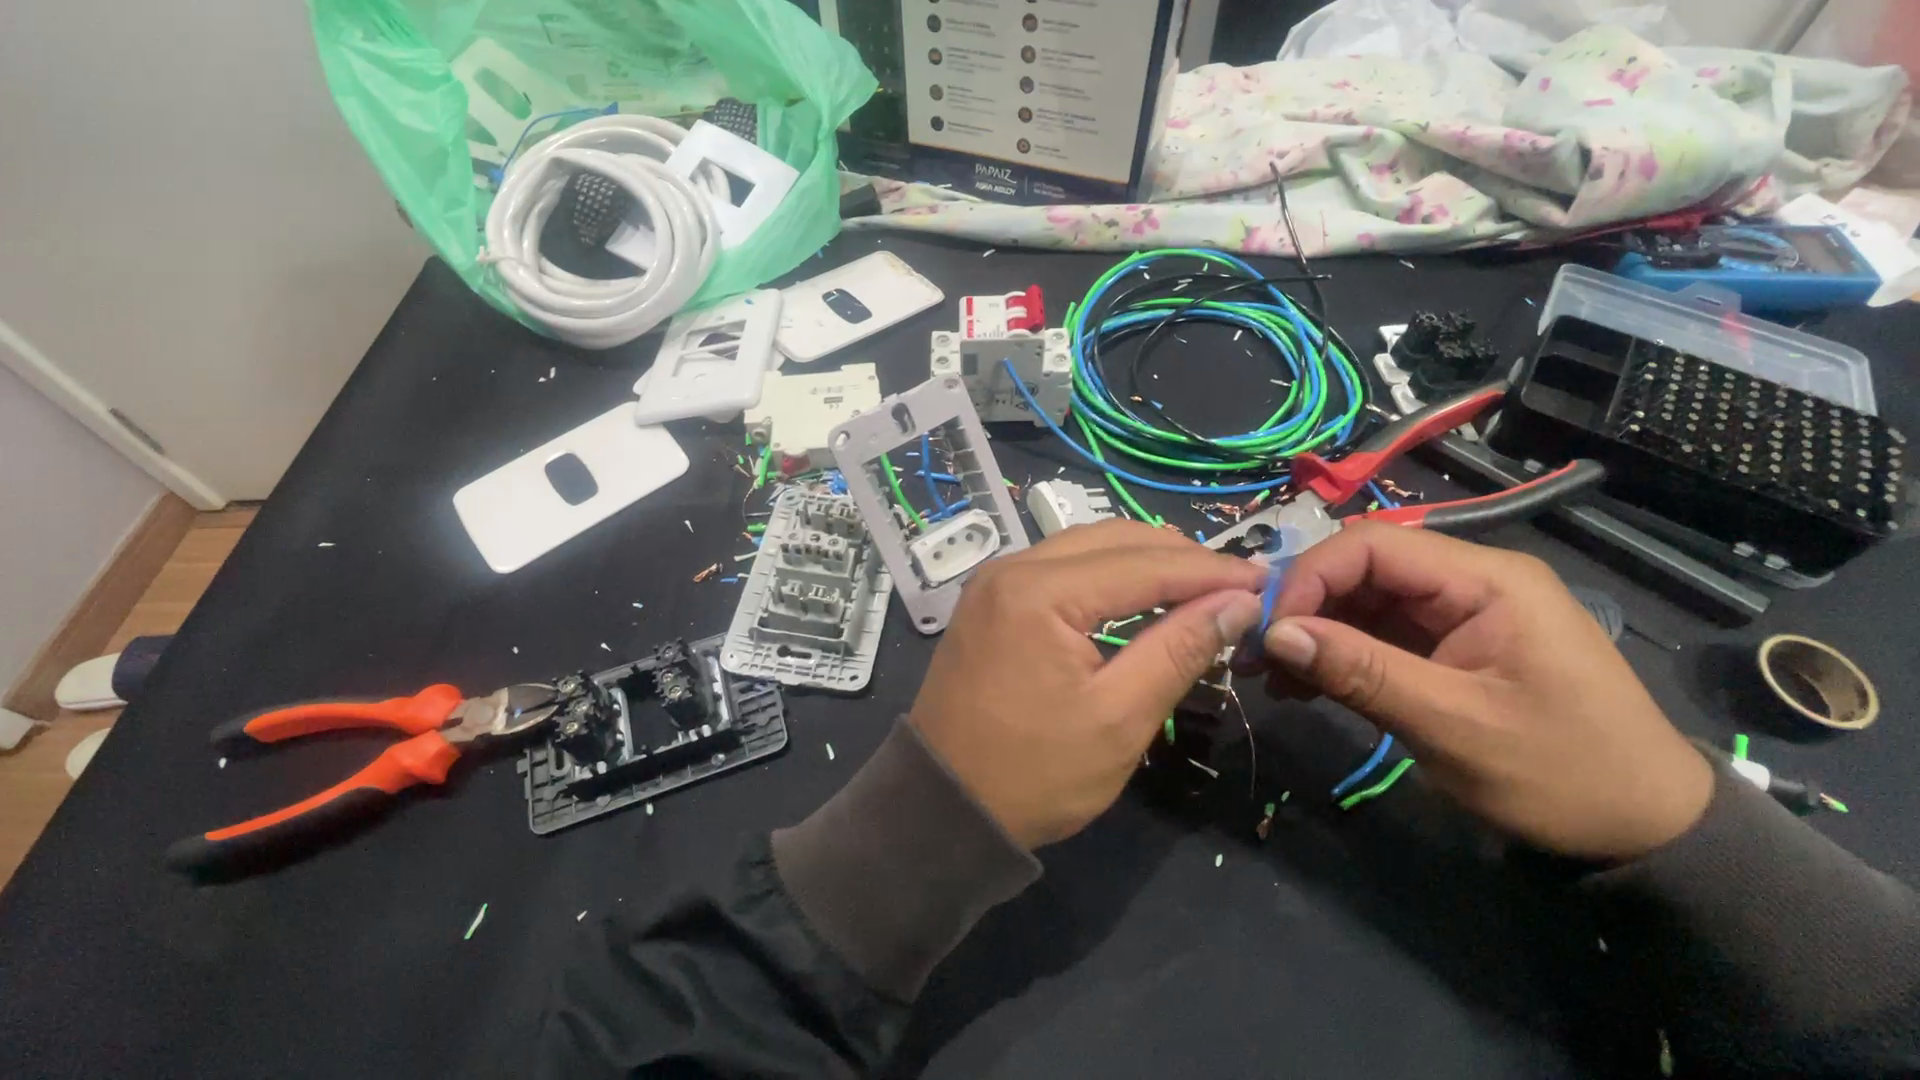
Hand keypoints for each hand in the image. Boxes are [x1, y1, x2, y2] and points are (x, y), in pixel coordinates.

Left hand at [909, 520, 1263, 849]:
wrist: (940, 808)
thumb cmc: (1033, 775)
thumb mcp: (1119, 719)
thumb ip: (1179, 649)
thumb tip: (1238, 602)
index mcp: (1039, 591)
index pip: (1145, 563)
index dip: (1212, 571)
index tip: (1268, 582)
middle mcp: (1012, 567)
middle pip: (1114, 540)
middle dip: (1181, 558)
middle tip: (1237, 588)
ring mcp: (995, 582)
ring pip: (1087, 548)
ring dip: (1145, 563)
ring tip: (1200, 591)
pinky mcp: (990, 602)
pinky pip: (1061, 570)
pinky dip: (1108, 578)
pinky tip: (1141, 599)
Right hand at [1239, 522, 1711, 861]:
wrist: (1643, 831)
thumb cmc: (1561, 773)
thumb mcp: (1452, 724)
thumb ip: (1359, 671)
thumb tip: (1272, 634)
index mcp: (1486, 580)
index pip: (1373, 545)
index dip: (1309, 577)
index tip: (1268, 631)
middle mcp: (1469, 582)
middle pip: (1362, 569)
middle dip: (1302, 606)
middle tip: (1253, 655)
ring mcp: (1458, 614)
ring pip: (1362, 602)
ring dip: (1312, 634)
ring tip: (1270, 678)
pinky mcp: (1448, 647)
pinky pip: (1377, 635)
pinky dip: (1336, 657)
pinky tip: (1302, 687)